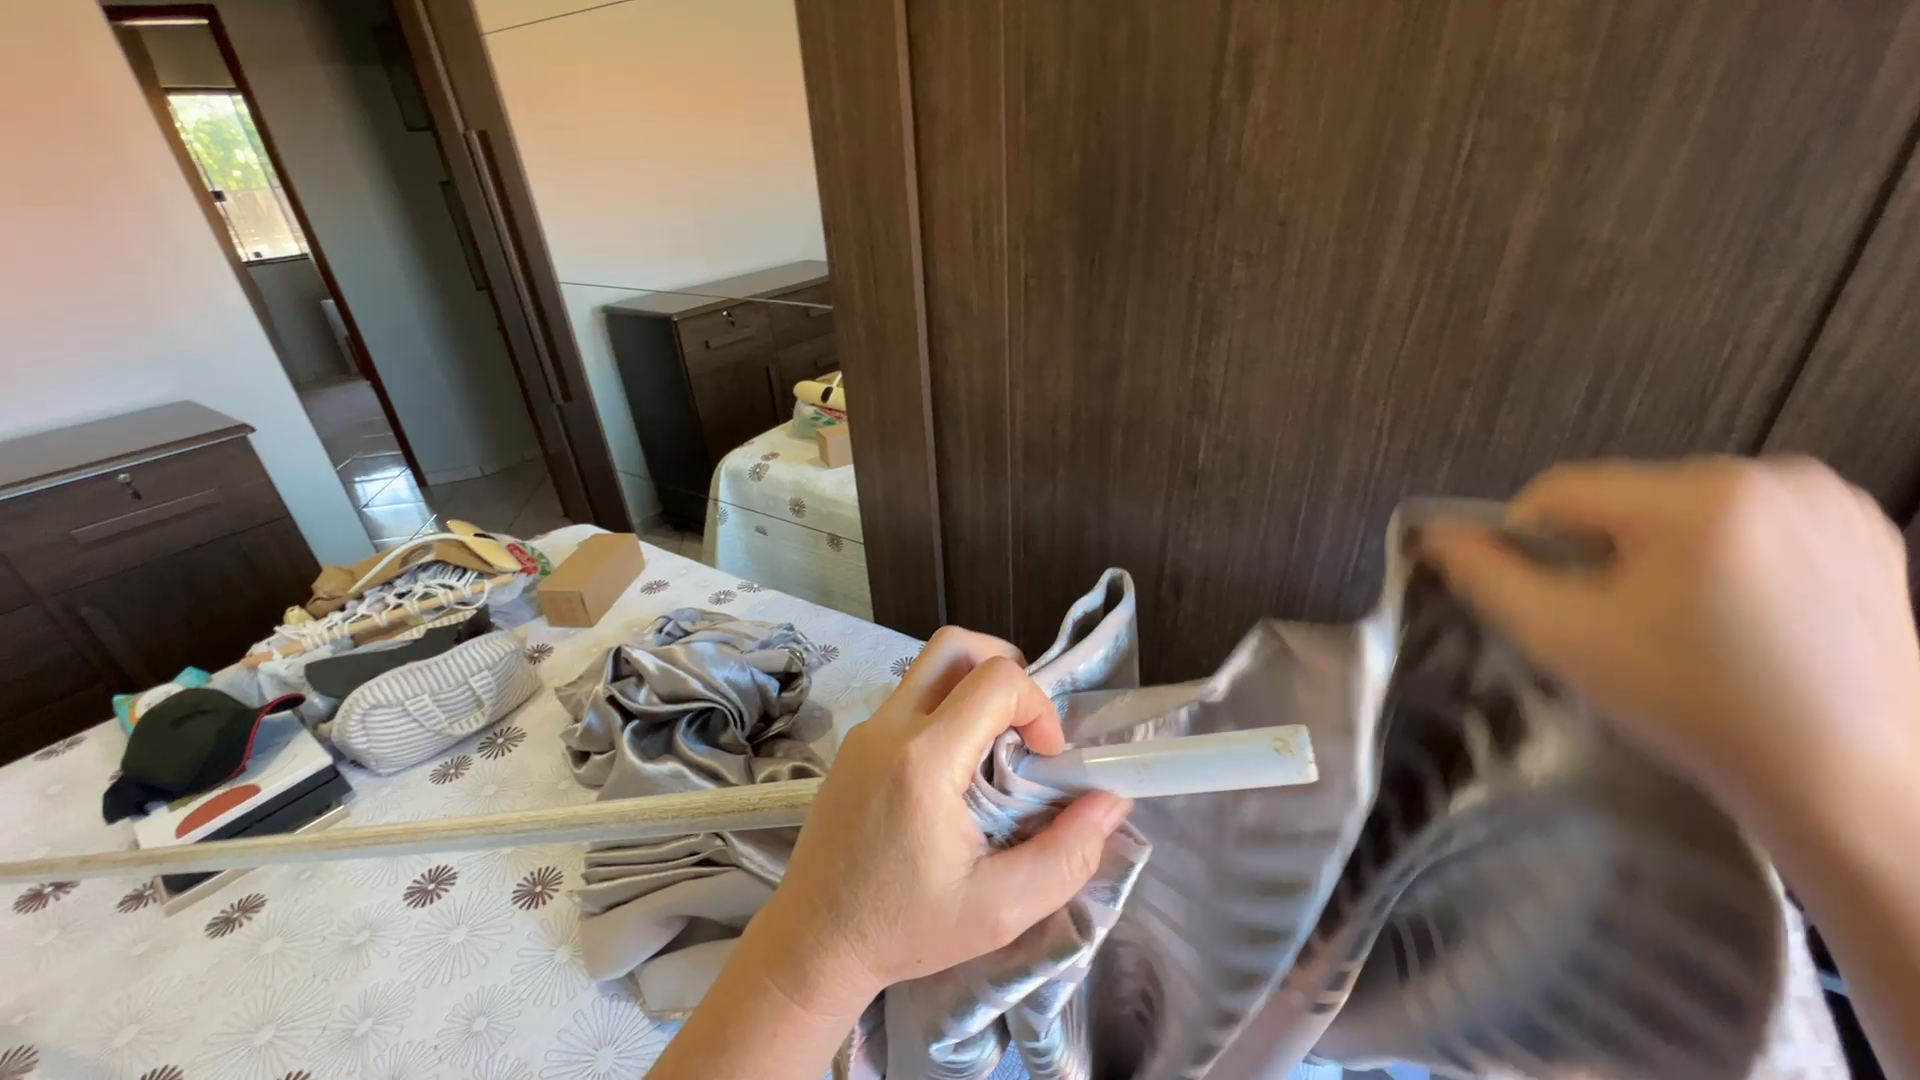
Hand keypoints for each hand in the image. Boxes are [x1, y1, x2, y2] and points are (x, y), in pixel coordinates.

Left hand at [749, 627, 1132, 1017]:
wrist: (814, 941)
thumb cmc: (905, 928)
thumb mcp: (1000, 909)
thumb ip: (1067, 854)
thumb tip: (1111, 800)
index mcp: (924, 760)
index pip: (995, 679)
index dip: (1038, 705)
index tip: (1046, 757)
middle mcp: (889, 729)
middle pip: (955, 646)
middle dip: (1006, 668)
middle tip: (1025, 726)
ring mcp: (865, 732)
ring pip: (930, 668)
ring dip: (975, 689)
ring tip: (995, 750)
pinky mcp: (855, 746)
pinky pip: (910, 700)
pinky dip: (946, 712)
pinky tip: (955, 774)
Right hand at [1421, 457, 1919, 812]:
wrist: (1847, 782)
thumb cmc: (1691, 704)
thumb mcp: (1564, 638)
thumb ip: (1487, 576)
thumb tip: (1433, 533)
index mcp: (1698, 496)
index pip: (1561, 491)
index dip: (1530, 543)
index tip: (1549, 602)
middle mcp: (1773, 476)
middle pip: (1626, 501)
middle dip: (1604, 553)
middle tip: (1615, 623)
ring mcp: (1830, 500)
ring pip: (1682, 511)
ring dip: (1661, 554)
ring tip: (1683, 623)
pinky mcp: (1866, 529)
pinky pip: (1748, 524)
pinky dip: (1723, 557)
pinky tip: (1740, 614)